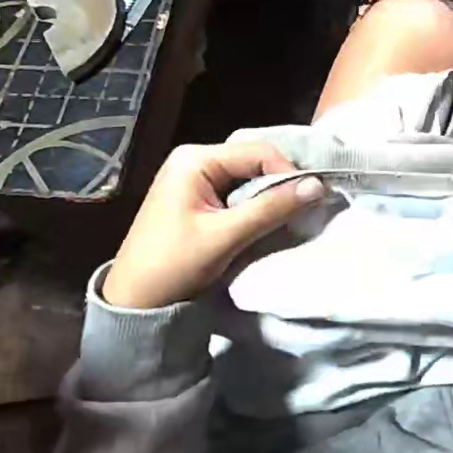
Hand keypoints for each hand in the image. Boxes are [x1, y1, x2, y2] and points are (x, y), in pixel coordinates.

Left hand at [103, 143, 325, 309]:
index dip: (288, 172)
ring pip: (248, 177)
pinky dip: (254, 205)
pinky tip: (266, 221)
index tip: (310, 199)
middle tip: (303, 208)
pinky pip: (237, 191)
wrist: (134, 301)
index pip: (258, 152)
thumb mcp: (226, 236)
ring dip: (269, 196)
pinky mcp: (198, 196)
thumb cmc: (174, 265)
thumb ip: (271, 208)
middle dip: (280, 184)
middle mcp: (195, 159)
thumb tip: (318, 185)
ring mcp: (195, 177)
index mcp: (195, 159)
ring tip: (288, 216)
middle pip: (254, 161)